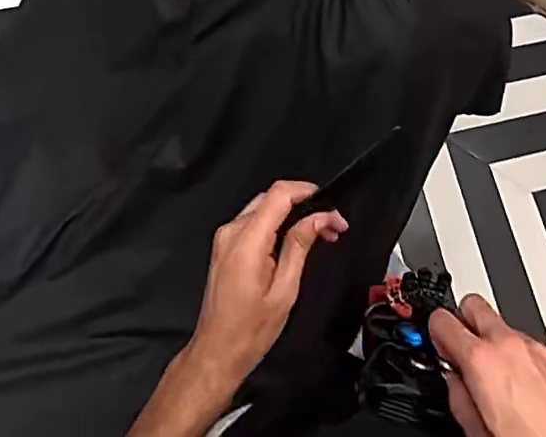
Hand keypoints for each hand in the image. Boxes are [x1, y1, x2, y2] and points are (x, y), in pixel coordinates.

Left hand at [187, 180, 347, 379]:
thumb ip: (300, 245)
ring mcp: (225, 237)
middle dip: (304, 203)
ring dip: (292, 212)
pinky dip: (276, 222)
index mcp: (247, 241)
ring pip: (264, 206)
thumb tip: (320, 217)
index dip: (307, 191)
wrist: (215, 354)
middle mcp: (232, 232)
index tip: (330, 205)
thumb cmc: (250, 331)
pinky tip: (294, 239)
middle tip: (330, 224)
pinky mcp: (224, 245)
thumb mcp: (284, 290)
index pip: (279, 194)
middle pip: (272, 196)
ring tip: (318, 231)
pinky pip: (254, 220)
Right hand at [428, 295, 545, 436]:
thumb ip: (459, 400)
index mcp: (483, 362)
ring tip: (487, 377)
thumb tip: (453, 383)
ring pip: (500, 324)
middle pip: (473, 305)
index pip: (444, 321)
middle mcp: (510, 345)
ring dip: (488, 340)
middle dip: (460, 321)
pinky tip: (515, 386)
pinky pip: (523, 342)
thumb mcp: (477, 434)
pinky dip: (512, 353)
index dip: (434, 331)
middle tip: (456, 350)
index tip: (435, 344)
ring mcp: (535, 349)